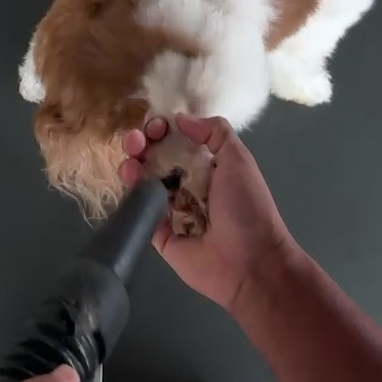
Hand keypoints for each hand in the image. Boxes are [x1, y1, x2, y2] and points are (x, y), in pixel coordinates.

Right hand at [119, 115, 299, 314]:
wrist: (251, 263)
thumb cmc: (247, 207)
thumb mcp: (238, 159)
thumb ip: (214, 132)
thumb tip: (179, 118)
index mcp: (205, 167)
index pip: (175, 141)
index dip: (162, 130)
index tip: (157, 127)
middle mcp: (185, 185)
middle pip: (154, 158)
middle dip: (141, 144)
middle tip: (136, 141)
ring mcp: (169, 209)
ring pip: (142, 181)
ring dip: (131, 165)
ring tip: (131, 163)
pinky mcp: (157, 233)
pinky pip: (138, 210)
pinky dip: (131, 194)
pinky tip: (131, 182)